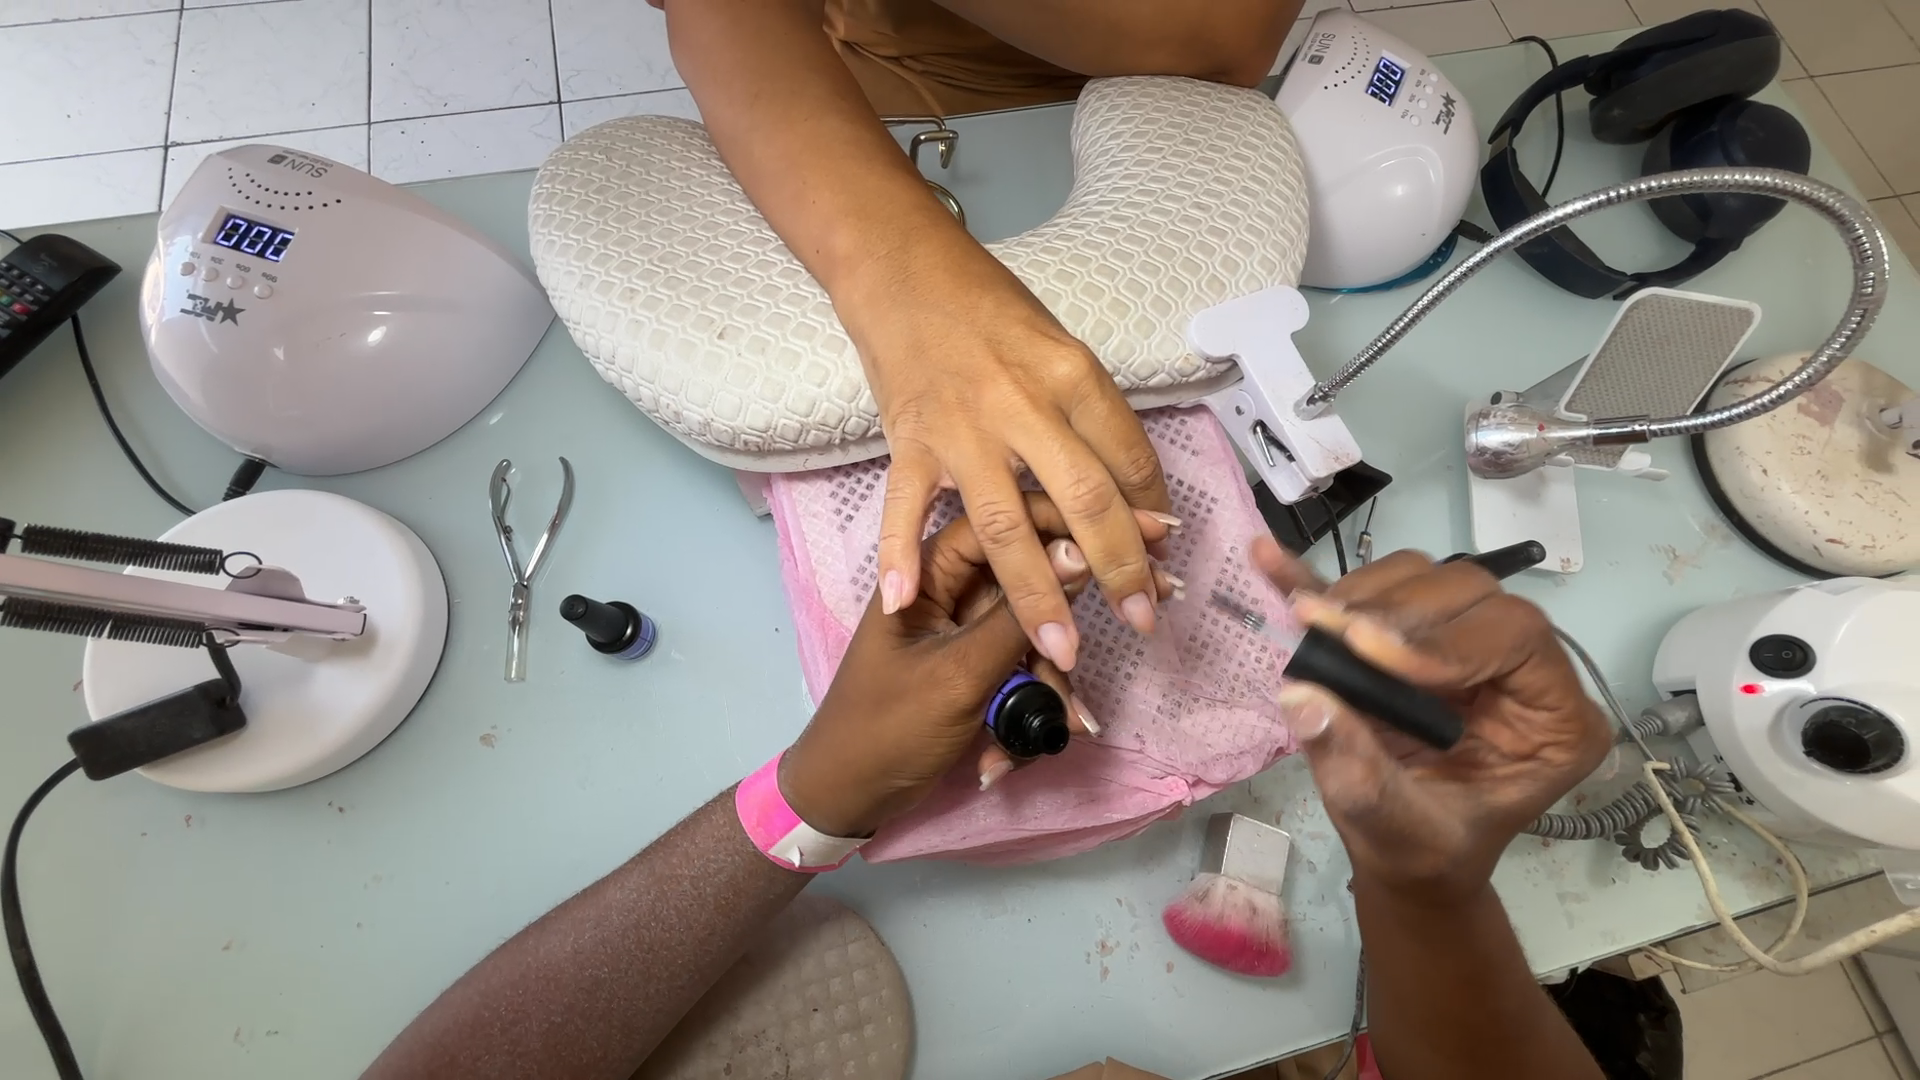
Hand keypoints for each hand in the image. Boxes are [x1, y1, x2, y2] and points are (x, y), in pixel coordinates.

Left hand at [781, 496, 1176, 836]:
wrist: (850, 795)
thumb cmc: (888, 726)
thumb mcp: (958, 673)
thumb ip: (1019, 615)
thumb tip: (1079, 552)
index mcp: (930, 569)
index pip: (1010, 521)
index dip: (1074, 522)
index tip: (1142, 529)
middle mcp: (953, 587)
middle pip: (1033, 576)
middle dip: (1079, 611)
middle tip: (1153, 602)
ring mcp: (968, 628)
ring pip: (1035, 631)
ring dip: (1051, 680)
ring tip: (1068, 722)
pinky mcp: (979, 664)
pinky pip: (1022, 667)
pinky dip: (1032, 702)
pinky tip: (1038, 738)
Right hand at [840, 248, 1173, 674]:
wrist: (903, 269)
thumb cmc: (989, 304)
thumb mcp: (1058, 344)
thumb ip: (1088, 413)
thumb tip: (1126, 485)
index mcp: (1071, 373)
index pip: (1128, 456)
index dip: (1153, 511)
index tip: (1164, 553)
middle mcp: (1022, 405)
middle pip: (1082, 499)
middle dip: (1118, 567)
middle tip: (1143, 621)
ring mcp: (961, 429)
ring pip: (1004, 523)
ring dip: (1035, 592)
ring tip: (1060, 648)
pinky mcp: (908, 442)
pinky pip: (904, 507)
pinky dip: (898, 555)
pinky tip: (901, 603)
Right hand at [1253, 536, 1611, 900]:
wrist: (1402, 850)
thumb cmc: (1420, 847)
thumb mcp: (1394, 825)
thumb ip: (1357, 769)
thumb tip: (1302, 696)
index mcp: (1549, 716)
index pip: (1516, 637)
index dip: (1442, 637)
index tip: (1364, 651)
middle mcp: (1513, 666)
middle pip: (1465, 592)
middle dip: (1391, 610)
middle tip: (1326, 630)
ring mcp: (1453, 641)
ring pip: (1418, 577)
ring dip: (1358, 594)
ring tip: (1308, 620)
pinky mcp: (1398, 635)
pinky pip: (1362, 592)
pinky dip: (1312, 576)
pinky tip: (1267, 558)